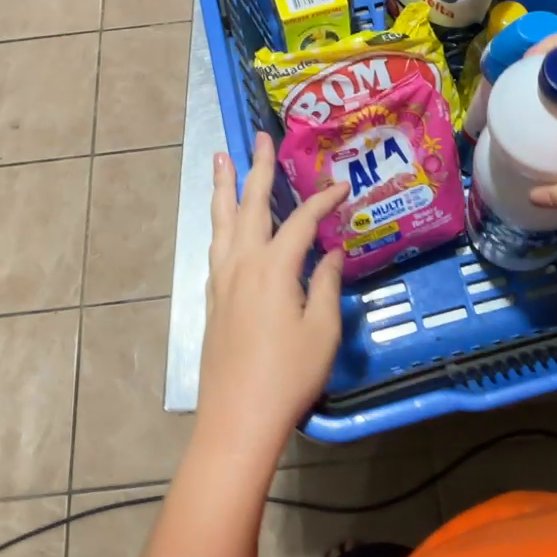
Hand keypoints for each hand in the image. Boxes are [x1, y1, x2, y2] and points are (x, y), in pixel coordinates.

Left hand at [197, 133, 347, 457]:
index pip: (300, 220)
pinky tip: (224, 222)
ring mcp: (222, 279)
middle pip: (250, 204)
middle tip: (259, 138)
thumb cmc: (287, 375)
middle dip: (257, 168)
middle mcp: (242, 262)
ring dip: (224, 187)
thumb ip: (326, 285)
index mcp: (272, 266)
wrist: (237, 417)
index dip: (323, 199)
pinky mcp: (213, 297)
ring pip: (223, 221)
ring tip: (221, 159)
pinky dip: (221, 222)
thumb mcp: (321, 330)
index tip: (343, 186)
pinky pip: (216, 245)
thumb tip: (333, 252)